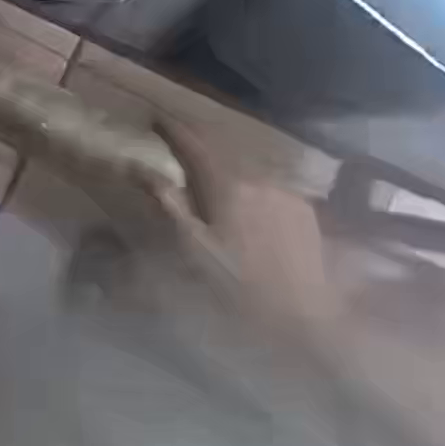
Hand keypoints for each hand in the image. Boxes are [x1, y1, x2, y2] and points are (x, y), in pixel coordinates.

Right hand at [148, 119, 332, 327]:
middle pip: (219, 149)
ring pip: (244, 165)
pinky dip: (247, 182)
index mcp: (226, 183)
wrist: (306, 327)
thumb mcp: (192, 249)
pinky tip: (243, 198)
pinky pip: (267, 183)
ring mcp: (285, 192)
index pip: (193, 143)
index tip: (154, 118)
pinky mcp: (304, 211)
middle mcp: (257, 177)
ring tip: (207, 170)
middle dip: (196, 143)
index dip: (171, 129)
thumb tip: (137, 166)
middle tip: (176, 141)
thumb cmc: (239, 288)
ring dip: (222, 163)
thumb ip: (165, 202)